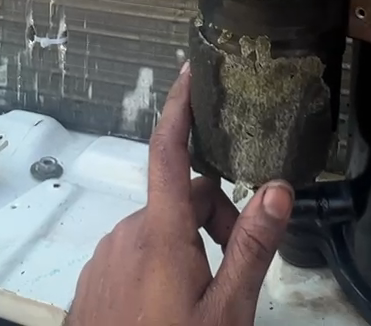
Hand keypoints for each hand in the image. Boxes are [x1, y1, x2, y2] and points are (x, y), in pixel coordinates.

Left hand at [66, 65, 293, 325]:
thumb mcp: (226, 313)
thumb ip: (252, 247)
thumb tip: (278, 187)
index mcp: (160, 233)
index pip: (169, 149)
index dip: (181, 105)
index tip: (190, 69)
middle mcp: (127, 234)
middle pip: (181, 199)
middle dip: (215, 219)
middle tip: (237, 269)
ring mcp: (105, 259)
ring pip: (159, 229)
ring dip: (188, 246)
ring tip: (204, 300)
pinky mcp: (92, 284)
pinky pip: (133, 253)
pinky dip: (159, 265)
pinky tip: (170, 309)